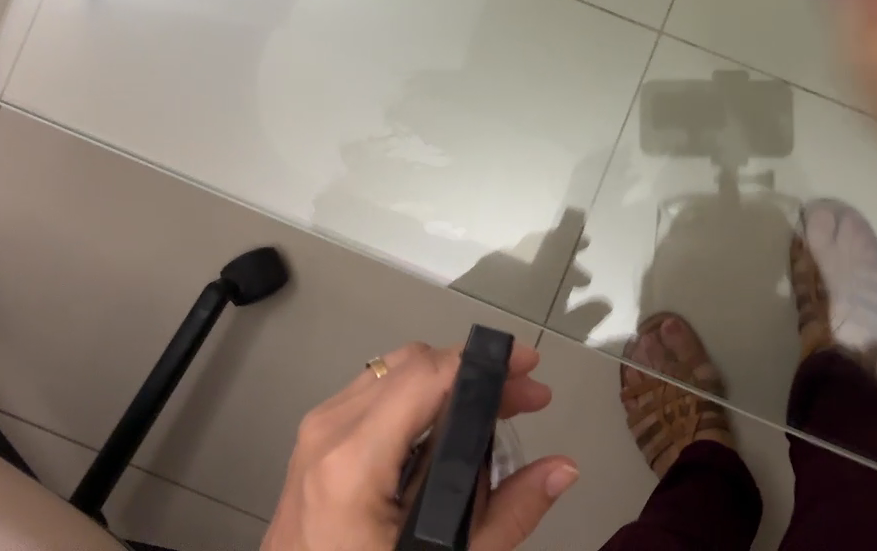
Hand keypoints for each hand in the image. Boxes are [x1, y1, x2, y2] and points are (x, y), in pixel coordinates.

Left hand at [261, 341, 578, 550]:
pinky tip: (447, 429)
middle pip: (414, 364)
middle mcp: (328, 431)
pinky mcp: (312, 447)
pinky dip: (417, 398)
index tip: (531, 369)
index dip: (486, 361)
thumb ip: (508, 515)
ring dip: (449, 382)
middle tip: (525, 401)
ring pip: (393, 372)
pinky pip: (373, 394)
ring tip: (494, 412)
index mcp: (353, 461)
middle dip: (476, 372)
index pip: (428, 374)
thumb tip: (564, 468)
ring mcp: (315, 435)